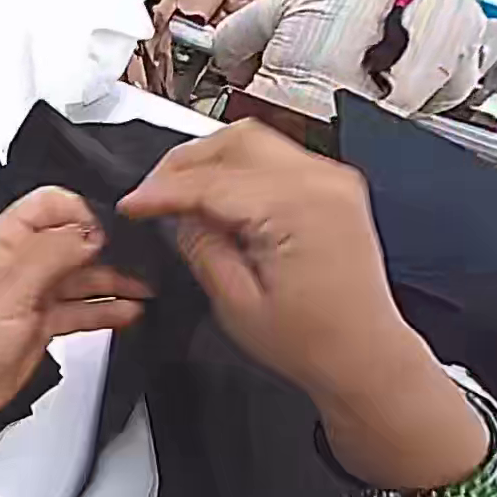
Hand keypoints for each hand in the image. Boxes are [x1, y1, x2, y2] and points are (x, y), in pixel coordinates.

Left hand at [0, 186, 148, 419]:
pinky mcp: (42, 321)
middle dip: (108, 248)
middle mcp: (20, 263)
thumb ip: (51, 255)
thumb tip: (90, 231)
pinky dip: (105, 310)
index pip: (50, 205)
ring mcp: (33, 292)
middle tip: (140, 262)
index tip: (111, 232)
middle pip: (73, 241)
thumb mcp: (7, 290)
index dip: (83, 213)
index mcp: (3, 242)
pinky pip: (81, 308)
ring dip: (114, 280)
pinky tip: (128, 311)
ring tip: (145, 287)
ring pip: (83, 276)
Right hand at [119, 119, 489, 496]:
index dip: (162, 191)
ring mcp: (332, 181)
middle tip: (152, 193)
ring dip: (210, 162)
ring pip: (256, 142)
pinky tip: (218, 200)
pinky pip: (275, 160)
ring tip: (179, 197)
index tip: (132, 204)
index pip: (211, 182)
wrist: (364, 356)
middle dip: (183, 162)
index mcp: (296, 208)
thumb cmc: (313, 342)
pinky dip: (238, 171)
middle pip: (236, 140)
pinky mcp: (333, 190)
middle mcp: (321, 182)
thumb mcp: (236, 302)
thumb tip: (181, 216)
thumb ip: (201, 247)